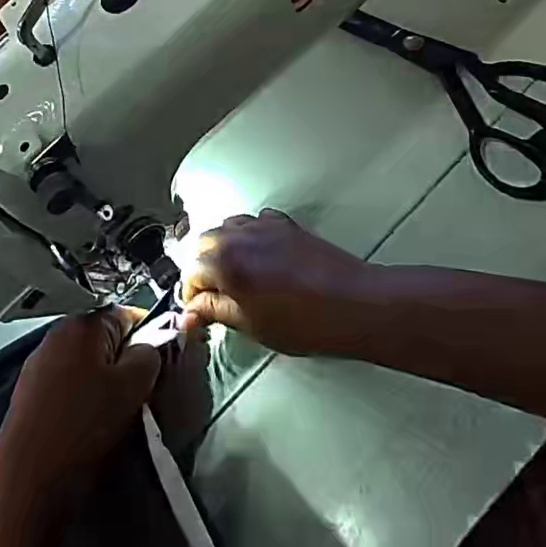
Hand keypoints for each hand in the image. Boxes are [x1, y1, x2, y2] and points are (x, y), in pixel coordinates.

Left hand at [0, 306, 161, 480]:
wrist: (27, 478)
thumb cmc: (81, 427)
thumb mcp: (131, 389)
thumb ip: (148, 358)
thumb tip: (150, 347)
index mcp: (81, 324)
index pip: (126, 314)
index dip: (148, 335)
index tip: (159, 362)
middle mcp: (56, 335)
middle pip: (105, 340)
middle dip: (124, 363)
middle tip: (139, 393)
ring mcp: (39, 364)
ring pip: (86, 365)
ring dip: (103, 384)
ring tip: (113, 415)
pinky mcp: (28, 393)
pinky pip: (67, 386)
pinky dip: (81, 399)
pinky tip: (87, 426)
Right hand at [180, 209, 378, 355]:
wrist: (354, 304)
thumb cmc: (308, 320)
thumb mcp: (251, 324)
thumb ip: (215, 312)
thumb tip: (192, 311)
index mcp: (225, 262)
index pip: (191, 272)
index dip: (192, 294)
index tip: (199, 309)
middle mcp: (238, 236)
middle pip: (203, 243)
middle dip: (203, 266)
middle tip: (214, 294)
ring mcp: (262, 226)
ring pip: (226, 228)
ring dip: (222, 248)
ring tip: (235, 275)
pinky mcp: (283, 224)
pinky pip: (253, 222)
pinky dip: (248, 236)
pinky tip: (259, 257)